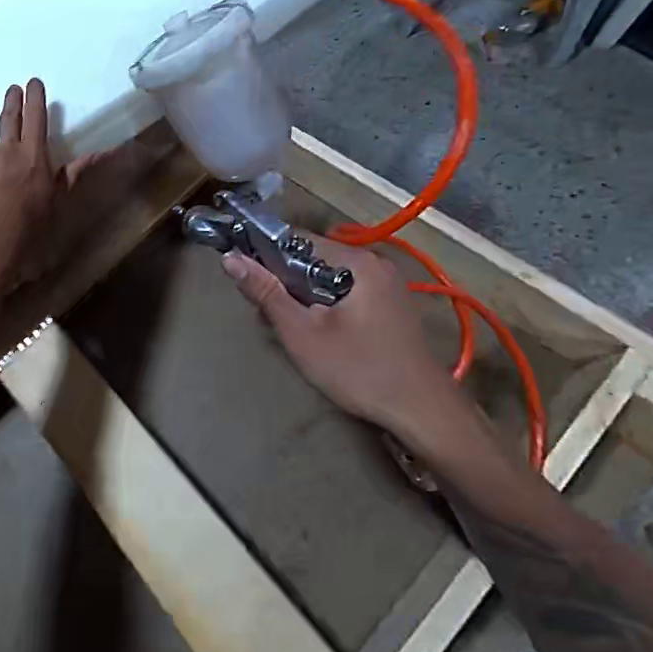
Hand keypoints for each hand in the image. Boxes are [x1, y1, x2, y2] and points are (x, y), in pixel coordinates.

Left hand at [0, 79, 58, 302]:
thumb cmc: (27, 235)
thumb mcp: (56, 204)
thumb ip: (74, 174)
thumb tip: (106, 152)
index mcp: (32, 156)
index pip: (36, 117)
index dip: (35, 97)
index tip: (33, 82)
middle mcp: (4, 150)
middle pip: (8, 116)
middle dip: (11, 100)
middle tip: (12, 89)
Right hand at [221, 236, 476, 446]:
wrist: (423, 412)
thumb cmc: (358, 370)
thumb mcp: (302, 333)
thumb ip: (266, 293)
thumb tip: (230, 259)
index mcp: (357, 261)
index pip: (297, 239)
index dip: (265, 254)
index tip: (245, 277)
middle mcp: (374, 263)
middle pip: (312, 258)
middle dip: (283, 282)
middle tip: (266, 315)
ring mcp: (386, 284)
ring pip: (327, 277)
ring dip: (302, 296)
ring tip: (288, 328)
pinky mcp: (389, 305)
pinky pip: (345, 291)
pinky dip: (323, 305)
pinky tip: (315, 332)